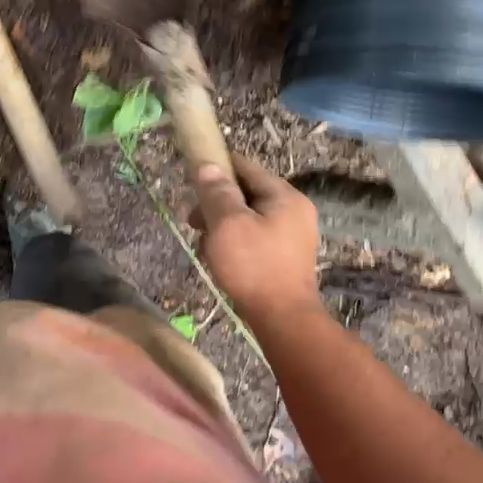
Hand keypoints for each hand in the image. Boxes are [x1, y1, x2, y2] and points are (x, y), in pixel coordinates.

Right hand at [189, 155, 321, 324]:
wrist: (281, 316)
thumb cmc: (253, 265)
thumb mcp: (227, 223)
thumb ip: (216, 192)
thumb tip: (207, 166)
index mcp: (284, 197)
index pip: (245, 166)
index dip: (216, 168)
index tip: (190, 180)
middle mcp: (292, 210)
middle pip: (244, 192)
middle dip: (214, 203)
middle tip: (194, 222)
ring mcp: (290, 233)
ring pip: (244, 215)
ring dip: (219, 224)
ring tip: (206, 245)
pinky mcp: (283, 253)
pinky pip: (251, 234)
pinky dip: (232, 240)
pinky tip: (219, 257)